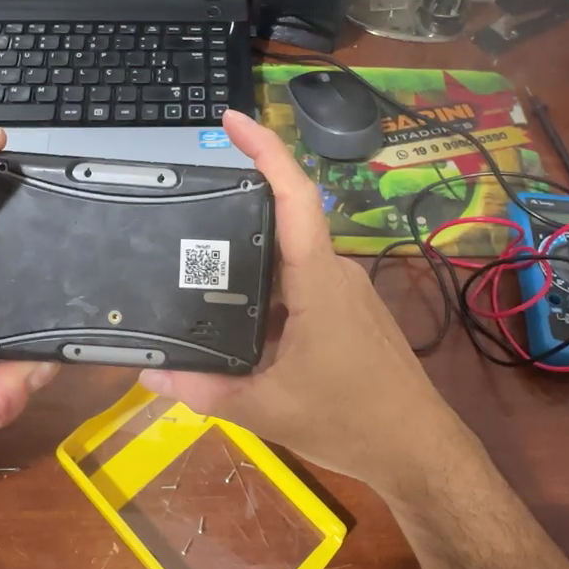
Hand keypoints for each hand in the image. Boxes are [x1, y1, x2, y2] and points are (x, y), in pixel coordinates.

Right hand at [139, 111, 468, 500]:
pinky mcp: (349, 313)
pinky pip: (302, 285)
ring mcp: (346, 292)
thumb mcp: (268, 409)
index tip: (231, 119)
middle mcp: (334, 273)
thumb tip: (150, 377)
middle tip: (183, 210)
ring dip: (251, 259)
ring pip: (291, 258)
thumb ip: (207, 391)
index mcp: (317, 280)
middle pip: (284, 221)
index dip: (265, 149)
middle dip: (236, 208)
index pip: (293, 196)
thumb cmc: (351, 420)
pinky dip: (268, 290)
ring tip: (197, 269)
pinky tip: (237, 314)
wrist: (418, 449)